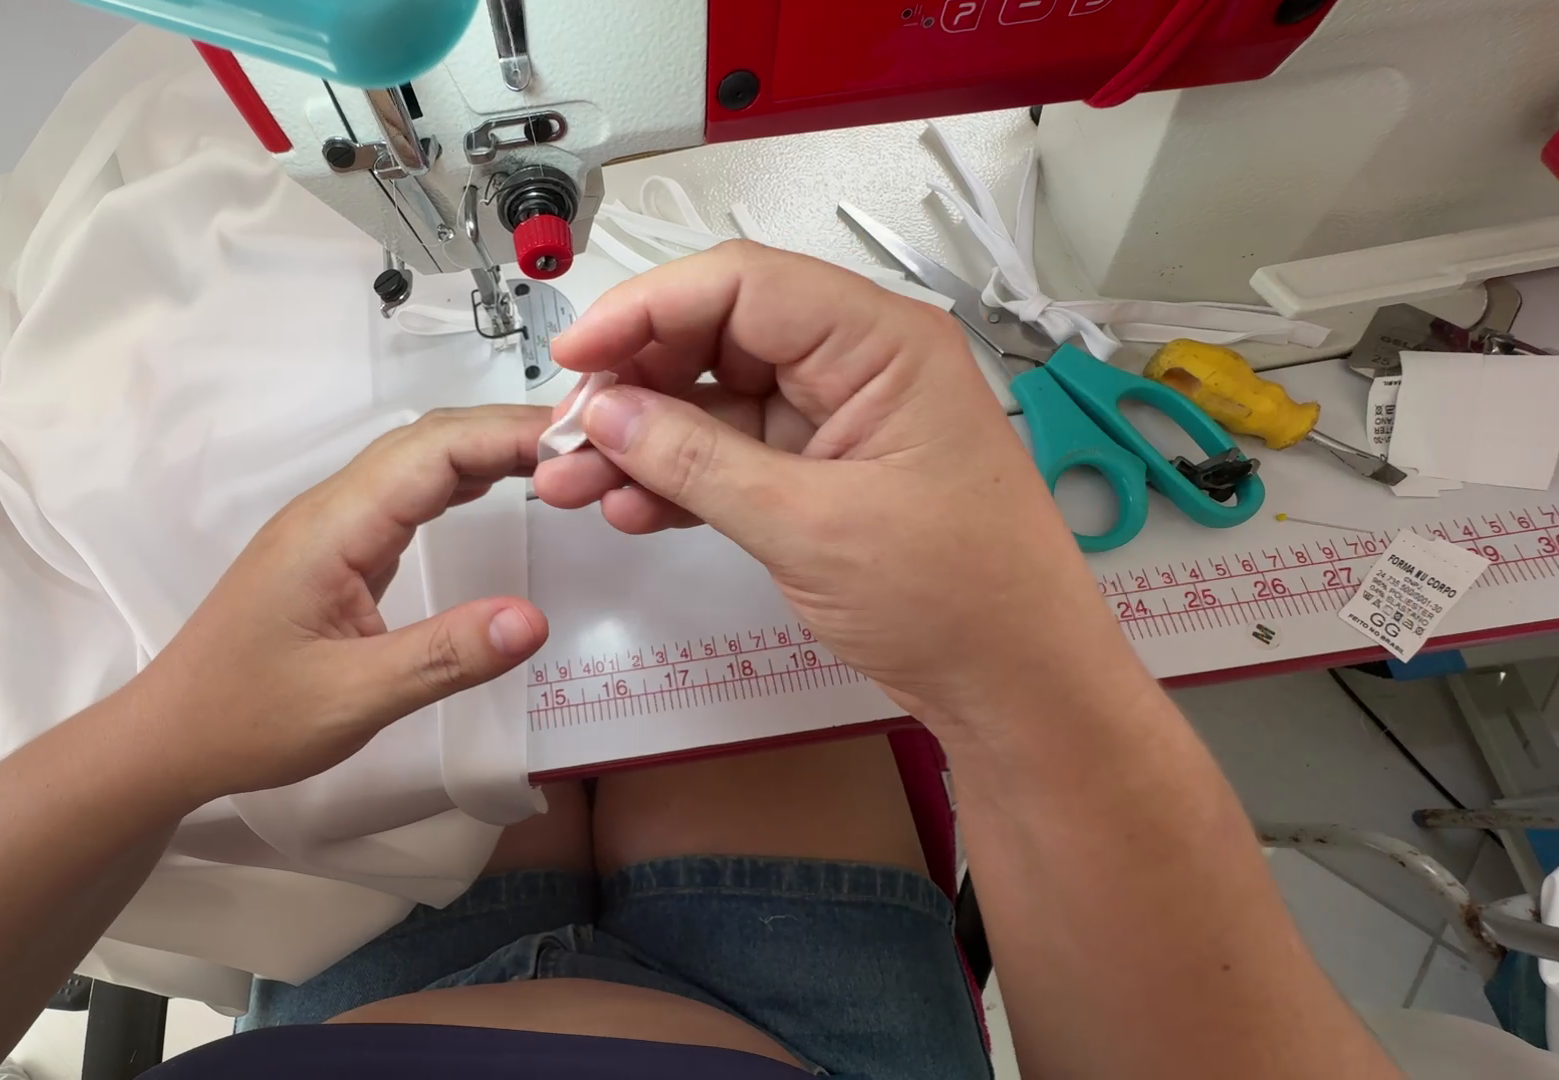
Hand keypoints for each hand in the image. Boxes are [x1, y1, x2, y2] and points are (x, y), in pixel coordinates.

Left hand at [133, 407, 551, 805]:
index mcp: (335, 527)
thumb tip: (537, 619)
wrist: (169, 737)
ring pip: (419, 460)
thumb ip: (445, 656)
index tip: (580, 443)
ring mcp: (335, 524)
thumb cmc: (248, 718)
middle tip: (587, 446)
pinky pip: (409, 492)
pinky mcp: (341, 547)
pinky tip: (494, 486)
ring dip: (486, 449)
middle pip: (429, 440)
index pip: (434, 452)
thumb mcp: (352, 698)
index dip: (509, 436)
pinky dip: (461, 478)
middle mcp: (334, 507)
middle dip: (508, 431)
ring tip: (556, 457)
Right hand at [532, 242, 1139, 729]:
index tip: (573, 354)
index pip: (741, 285)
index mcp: (877, 343)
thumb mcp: (809, 525)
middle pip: (715, 342)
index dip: (644, 309)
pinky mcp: (810, 477)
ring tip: (572, 486)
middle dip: (632, 387)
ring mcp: (827, 424)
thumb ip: (697, 461)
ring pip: (710, 408)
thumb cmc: (946, 598)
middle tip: (567, 438)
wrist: (1010, 687)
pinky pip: (726, 462)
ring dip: (639, 445)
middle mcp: (849, 366)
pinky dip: (675, 483)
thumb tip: (602, 412)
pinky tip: (628, 510)